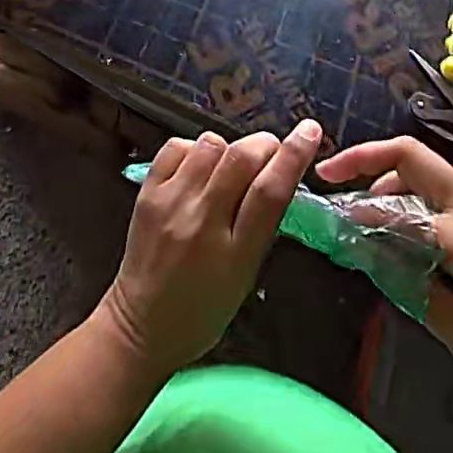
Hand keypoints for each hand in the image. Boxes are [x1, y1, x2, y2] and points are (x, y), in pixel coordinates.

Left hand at [93, 120, 323, 377]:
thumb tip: (276, 177)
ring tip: (228, 166)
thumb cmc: (203, 309)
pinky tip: (198, 167)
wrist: (143, 321)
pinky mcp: (148, 192)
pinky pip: (176, 147)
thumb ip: (260, 227)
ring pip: (209, 145)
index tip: (308, 131)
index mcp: (235, 253)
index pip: (270, 192)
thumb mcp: (245, 277)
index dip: (293, 155)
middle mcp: (201, 221)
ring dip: (228, 147)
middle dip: (263, 144)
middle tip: (269, 150)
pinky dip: (194, 149)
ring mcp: (171, 202)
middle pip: (240, 159)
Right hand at [317, 137, 452, 452]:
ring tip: (359, 217)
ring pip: (430, 176)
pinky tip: (402, 238)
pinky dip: (414, 203)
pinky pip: (449, 201)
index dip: (350, 213)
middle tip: (328, 176)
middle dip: (365, 158)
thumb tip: (365, 251)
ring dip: (389, 182)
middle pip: (414, 158)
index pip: (391, 209)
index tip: (320, 221)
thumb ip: (414, 287)